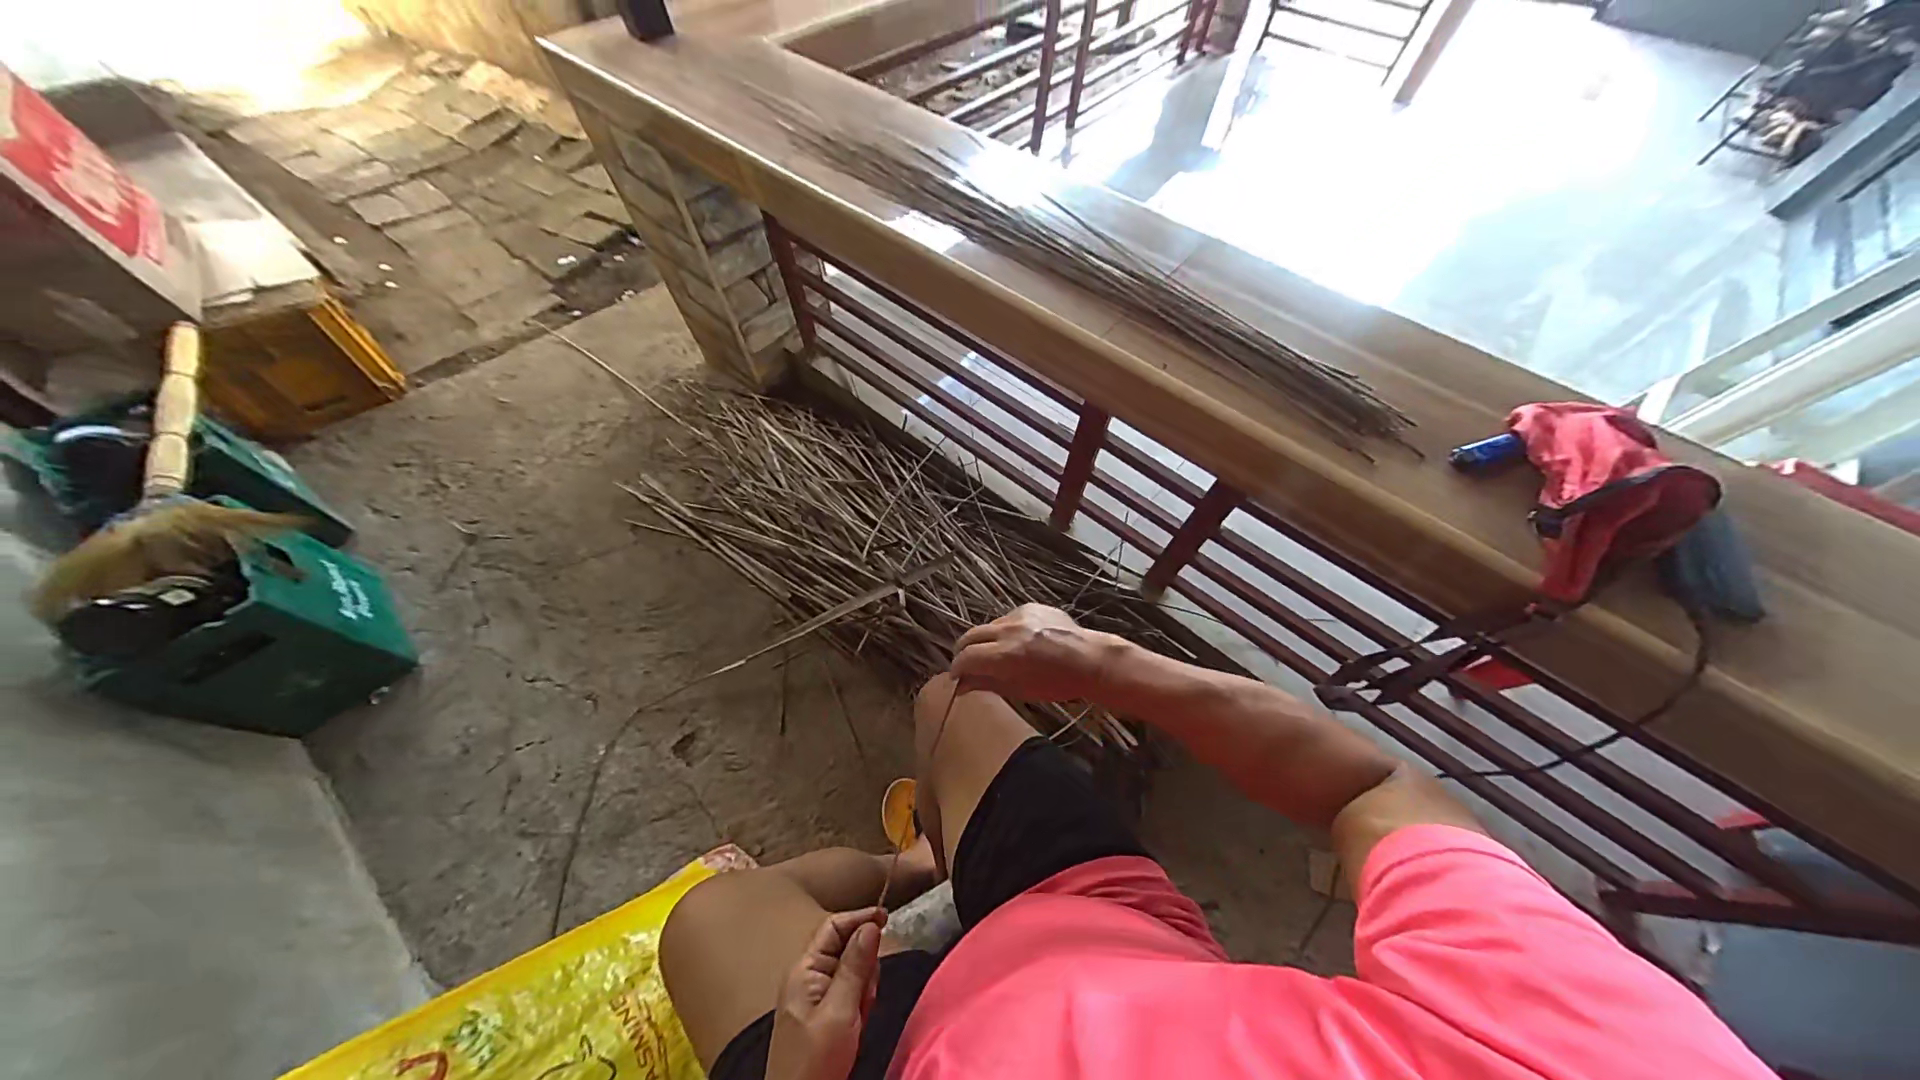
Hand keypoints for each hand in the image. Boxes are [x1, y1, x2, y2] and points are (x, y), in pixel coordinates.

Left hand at [765, 907, 885, 1079]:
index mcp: (804, 969)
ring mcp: (817, 997)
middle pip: (847, 948)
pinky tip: (857, 1026)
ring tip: (859, 1018)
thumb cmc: (815, 1062)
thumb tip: (872, 924)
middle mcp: (809, 977)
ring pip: (853, 972)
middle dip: (864, 966)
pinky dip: (860, 1005)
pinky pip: (851, 994)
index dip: (860, 918)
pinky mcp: (826, 1015)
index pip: (834, 927)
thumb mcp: (840, 1012)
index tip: (887, 918)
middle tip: (865, 997)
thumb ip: (856, 967)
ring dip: (863, 989)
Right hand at [950, 604, 1126, 702]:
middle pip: (969, 636)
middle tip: (967, 664)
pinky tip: (1020, 642)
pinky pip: (1007, 618)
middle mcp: (1009, 631)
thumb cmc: (1058, 683)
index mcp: (1006, 655)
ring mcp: (1020, 615)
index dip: (957, 668)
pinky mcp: (1030, 606)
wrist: (1091, 659)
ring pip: (988, 626)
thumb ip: (987, 683)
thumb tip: (961, 685)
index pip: (965, 657)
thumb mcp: (1020, 690)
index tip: (957, 676)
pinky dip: (1006, 630)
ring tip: (998, 654)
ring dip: (986, 640)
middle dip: (963, 651)